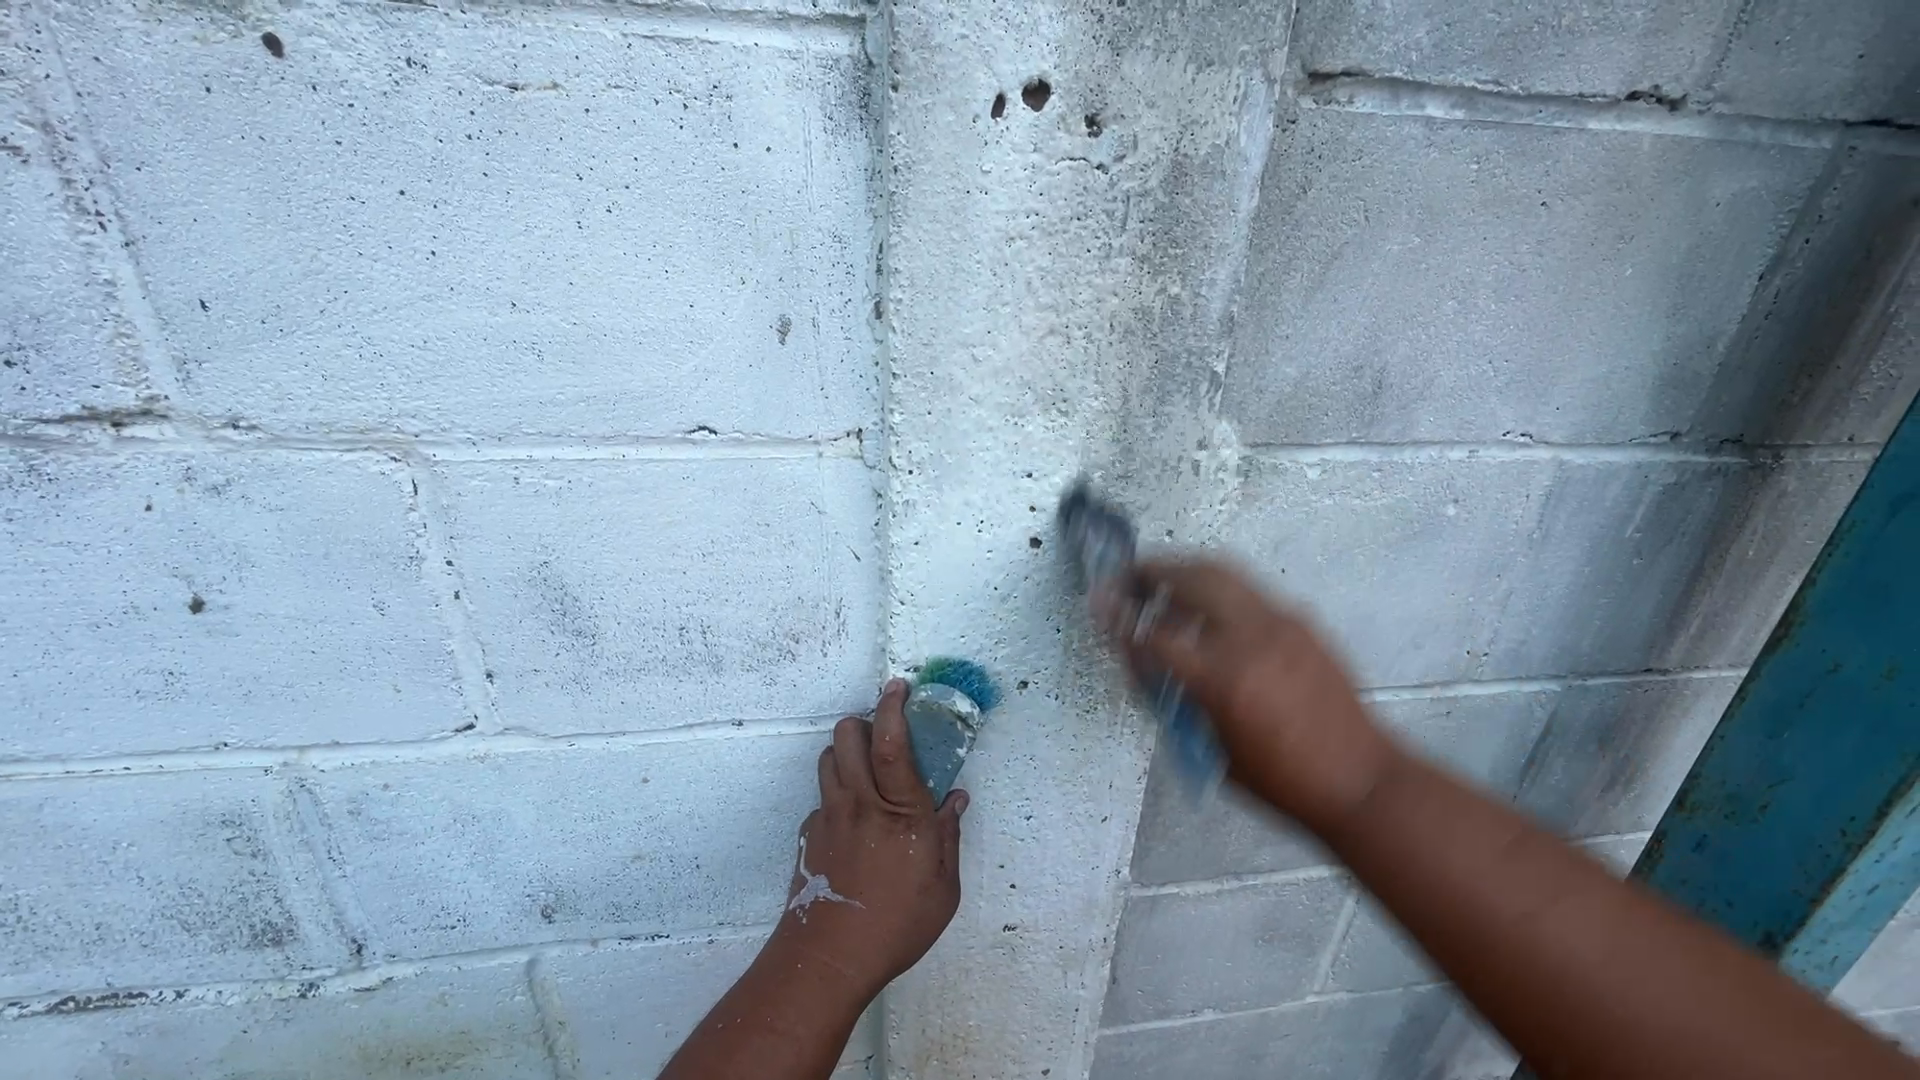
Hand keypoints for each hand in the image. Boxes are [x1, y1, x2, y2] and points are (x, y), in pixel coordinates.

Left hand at [768, 678, 966, 1002]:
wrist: (828, 959)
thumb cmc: (896, 925)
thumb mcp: (943, 888)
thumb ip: (948, 836)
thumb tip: (956, 799)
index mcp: (901, 812)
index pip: (893, 743)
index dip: (893, 707)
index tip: (897, 687)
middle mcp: (861, 803)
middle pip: (848, 735)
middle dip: (863, 721)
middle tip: (881, 732)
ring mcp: (829, 816)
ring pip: (829, 758)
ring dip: (846, 751)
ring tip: (865, 771)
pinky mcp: (809, 834)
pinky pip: (821, 797)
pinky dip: (836, 794)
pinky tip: (851, 823)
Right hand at [1096, 557, 1396, 831]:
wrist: (1361, 779)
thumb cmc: (1280, 780)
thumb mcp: (1210, 749)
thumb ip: (1173, 698)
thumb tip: (1140, 659)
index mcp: (1222, 678)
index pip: (1154, 633)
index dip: (1119, 616)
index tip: (1098, 603)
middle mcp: (1251, 637)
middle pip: (1190, 578)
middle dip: (1152, 570)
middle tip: (1126, 574)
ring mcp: (1281, 623)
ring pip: (1222, 573)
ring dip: (1185, 569)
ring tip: (1161, 578)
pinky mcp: (1302, 622)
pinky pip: (1249, 592)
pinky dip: (1218, 588)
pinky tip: (1208, 609)